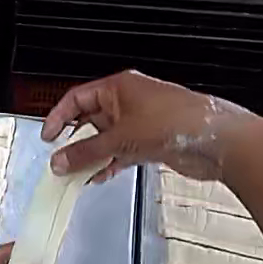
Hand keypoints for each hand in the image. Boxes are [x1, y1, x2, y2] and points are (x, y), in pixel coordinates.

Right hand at [40, 70, 262, 182]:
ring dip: (92, 156)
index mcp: (119, 88)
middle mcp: (129, 102)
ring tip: (76, 173)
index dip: (59, 116)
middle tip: (61, 160)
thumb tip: (61, 160)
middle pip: (91, 120)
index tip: (48, 136)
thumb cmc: (176, 122)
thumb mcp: (121, 138)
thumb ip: (86, 152)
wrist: (214, 141)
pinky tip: (100, 176)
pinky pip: (121, 152)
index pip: (78, 98)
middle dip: (75, 141)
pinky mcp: (150, 142)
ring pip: (106, 139)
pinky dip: (109, 163)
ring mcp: (140, 122)